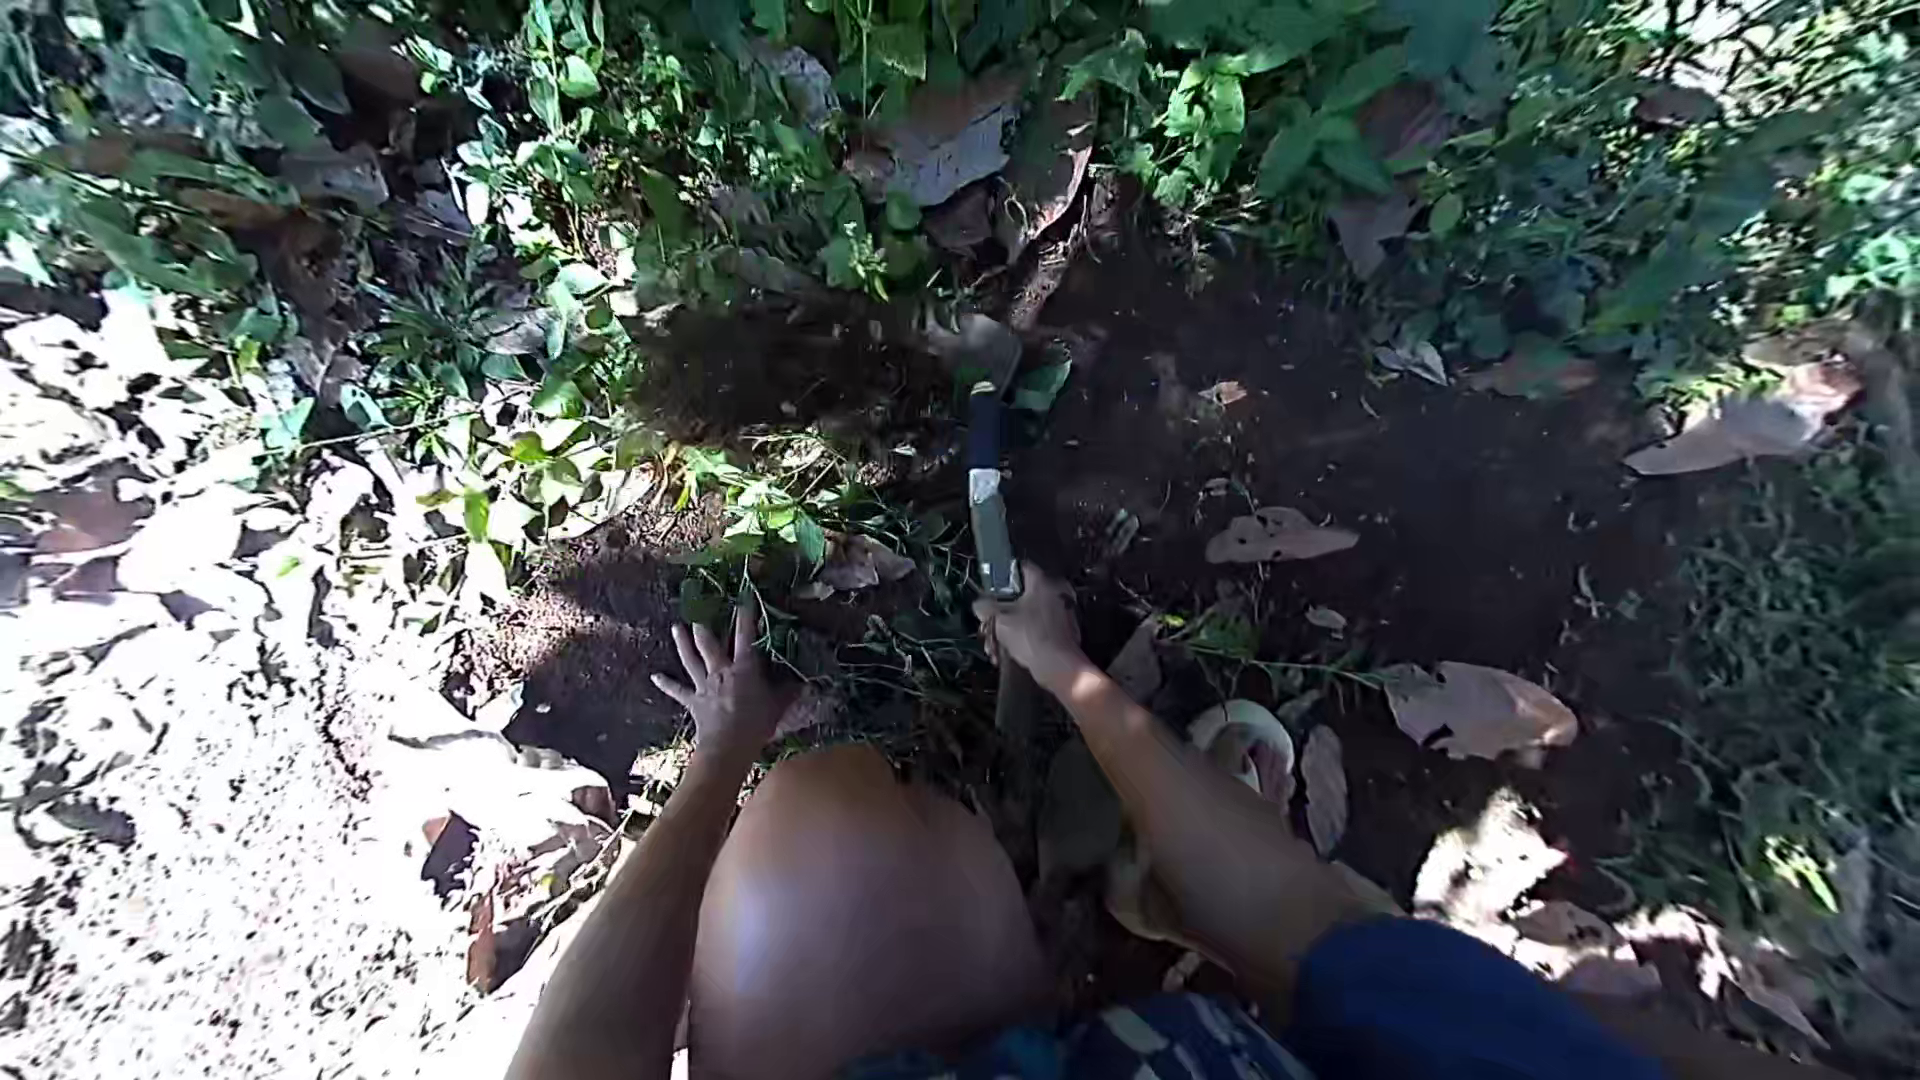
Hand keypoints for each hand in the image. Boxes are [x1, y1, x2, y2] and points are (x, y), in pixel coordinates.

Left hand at [652, 602, 782, 765]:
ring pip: (691, 660)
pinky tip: (655, 676)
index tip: (744, 599)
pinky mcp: (693, 701)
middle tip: (700, 610)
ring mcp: (704, 685)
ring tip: (676, 627)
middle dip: (706, 626)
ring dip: (683, 643)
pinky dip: (667, 683)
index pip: (745, 637)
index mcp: (744, 668)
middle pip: (710, 644)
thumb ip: (789, 690)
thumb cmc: (756, 723)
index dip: (746, 617)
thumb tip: (806, 682)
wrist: (727, 747)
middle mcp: (721, 671)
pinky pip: (677, 690)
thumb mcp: (779, 705)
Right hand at [972, 561, 1090, 693]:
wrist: (1059, 667)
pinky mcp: (1067, 629)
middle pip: (1023, 594)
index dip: (1002, 577)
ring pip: (1029, 613)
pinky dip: (1026, 635)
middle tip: (990, 626)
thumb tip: (979, 604)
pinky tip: (1012, 650)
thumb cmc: (1029, 636)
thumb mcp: (999, 619)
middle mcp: (1057, 591)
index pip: (1020, 567)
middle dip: (1003, 612)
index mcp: (1043, 581)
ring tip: (997, 646)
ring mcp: (1064, 611)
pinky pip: (1040, 626)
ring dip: (1011, 627)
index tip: (990, 591)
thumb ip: (985, 607)